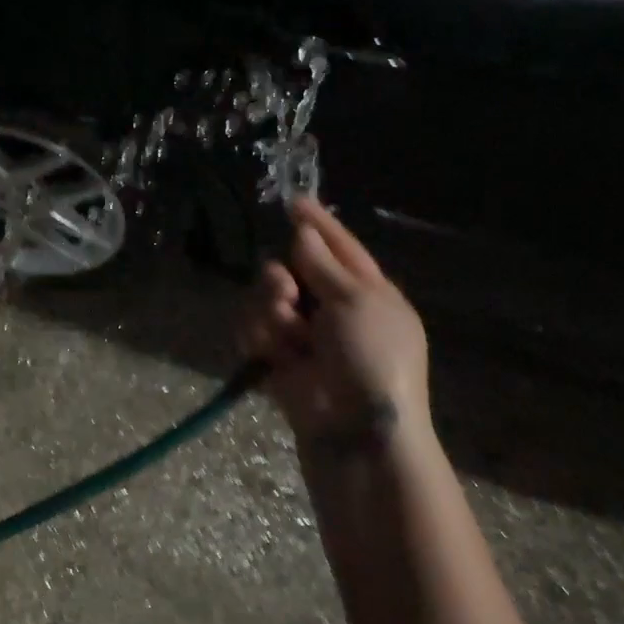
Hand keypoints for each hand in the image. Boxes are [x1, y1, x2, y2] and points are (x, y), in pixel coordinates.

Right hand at [240, 199, 429, 442]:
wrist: (353, 421)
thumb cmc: (372, 356)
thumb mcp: (357, 301)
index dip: (318, 226)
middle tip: (286, 289)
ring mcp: (301, 334)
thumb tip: (303, 234)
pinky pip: (251, 330)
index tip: (294, 201)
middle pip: (291, 271)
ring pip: (265, 300)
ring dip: (270, 311)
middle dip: (282, 278)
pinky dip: (258, 337)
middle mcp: (331, 308)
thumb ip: (324, 265)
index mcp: (366, 291)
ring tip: (286, 333)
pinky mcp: (273, 357)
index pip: (340, 248)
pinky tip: (271, 353)